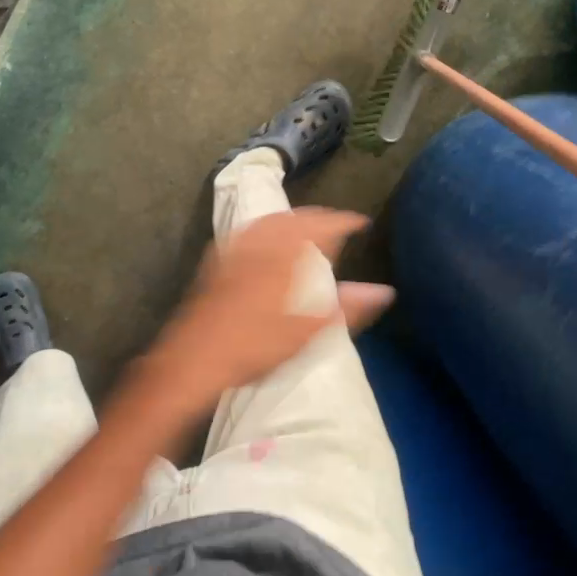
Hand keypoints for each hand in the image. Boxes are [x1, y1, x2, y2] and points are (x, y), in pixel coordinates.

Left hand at [142, 208, 394, 407]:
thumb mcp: (306, 333)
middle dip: (316, 216)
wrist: (193, 359)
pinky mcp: (215, 263)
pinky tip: (263, 238)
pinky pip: (245, 232)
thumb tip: (383, 291)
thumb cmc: (253, 349)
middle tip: (335, 222)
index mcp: (283, 258)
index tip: (360, 222)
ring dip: (289, 218)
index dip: (342, 221)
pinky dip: (263, 227)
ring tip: (305, 223)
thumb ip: (347, 308)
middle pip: (291, 218)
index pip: (319, 227)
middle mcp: (258, 247)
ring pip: (266, 221)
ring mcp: (233, 252)